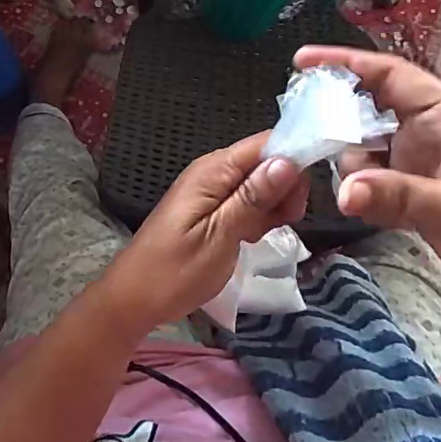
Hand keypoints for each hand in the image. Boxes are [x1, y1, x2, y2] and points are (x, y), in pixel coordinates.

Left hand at [97, 131, 309, 334]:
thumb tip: (288, 161)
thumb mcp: (220, 236)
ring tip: (259, 235)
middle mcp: (214, 170)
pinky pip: (248, 201)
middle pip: (268, 161)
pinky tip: (250, 238)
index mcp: (214, 169)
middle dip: (286, 189)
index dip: (295, 160)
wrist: (135, 299)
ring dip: (273, 207)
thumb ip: (253, 198)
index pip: (267, 142)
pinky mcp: (213, 208)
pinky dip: (258, 217)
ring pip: (262, 183)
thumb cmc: (175, 271)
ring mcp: (213, 189)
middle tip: (283, 224)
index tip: (305, 197)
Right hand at [293, 46, 440, 293]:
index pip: (393, 76)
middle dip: (340, 122)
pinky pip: (370, 180)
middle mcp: (430, 131)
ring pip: (364, 148)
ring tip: (359, 193)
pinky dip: (361, 191)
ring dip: (352, 167)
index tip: (303, 61)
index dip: (347, 63)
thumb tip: (345, 191)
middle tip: (314, 139)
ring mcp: (419, 162)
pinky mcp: (412, 191)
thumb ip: (400, 197)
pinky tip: (365, 206)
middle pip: (369, 109)